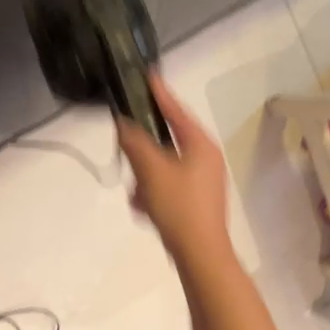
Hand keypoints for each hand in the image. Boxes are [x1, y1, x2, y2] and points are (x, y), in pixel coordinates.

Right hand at [117, 72, 229, 262]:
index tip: (147, 75)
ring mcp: (202, 181)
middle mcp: (205, 158)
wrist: (200, 254)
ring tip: (138, 196)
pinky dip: (152, 194)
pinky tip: (144, 210)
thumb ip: (135, 143)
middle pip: (165, 142)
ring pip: (162, 167)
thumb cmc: (179, 208)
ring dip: (144, 179)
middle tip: (128, 162)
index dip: (159, 93)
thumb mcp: (151, 171)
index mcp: (200, 144)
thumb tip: (124, 123)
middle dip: (142, 155)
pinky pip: (167, 187)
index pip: (176, 110)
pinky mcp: (196, 202)